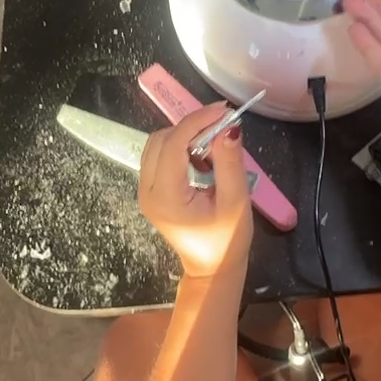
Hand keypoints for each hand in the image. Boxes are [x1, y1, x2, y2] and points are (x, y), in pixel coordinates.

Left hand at [139, 103, 254, 279]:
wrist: (212, 269)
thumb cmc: (226, 241)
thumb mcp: (236, 202)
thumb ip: (230, 164)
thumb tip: (229, 128)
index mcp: (165, 196)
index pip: (173, 144)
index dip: (197, 122)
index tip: (224, 111)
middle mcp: (147, 191)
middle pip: (160, 140)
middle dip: (191, 127)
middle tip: (222, 127)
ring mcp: (145, 191)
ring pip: (157, 145)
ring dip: (184, 137)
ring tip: (213, 146)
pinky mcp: (151, 191)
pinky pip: (159, 157)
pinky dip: (179, 148)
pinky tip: (201, 158)